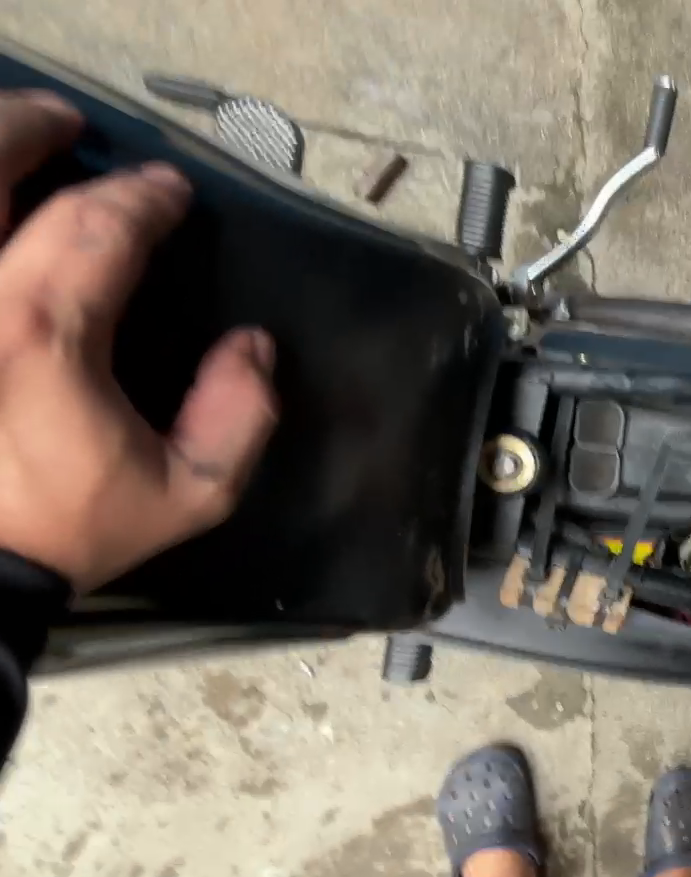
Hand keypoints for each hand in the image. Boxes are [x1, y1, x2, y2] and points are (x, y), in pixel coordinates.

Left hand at [0, 90, 277, 590]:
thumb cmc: (71, 526)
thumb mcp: (195, 489)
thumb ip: (241, 415)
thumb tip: (254, 346)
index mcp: (40, 338)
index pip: (92, 234)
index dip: (139, 202)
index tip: (169, 190)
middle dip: (23, 133)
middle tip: (64, 124)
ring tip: (4, 136)